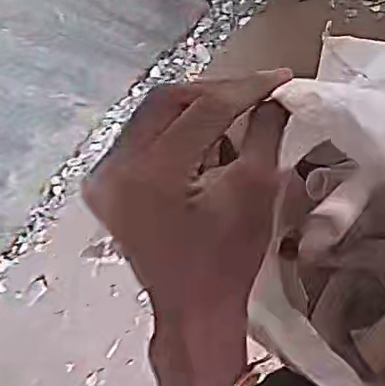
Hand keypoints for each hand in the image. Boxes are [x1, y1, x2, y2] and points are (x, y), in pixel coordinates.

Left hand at [83, 71, 291, 385]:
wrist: (195, 308)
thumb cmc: (230, 257)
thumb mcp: (256, 189)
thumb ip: (265, 132)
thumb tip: (273, 97)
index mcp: (152, 173)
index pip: (204, 108)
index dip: (247, 87)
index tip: (280, 77)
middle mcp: (116, 168)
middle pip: (169, 100)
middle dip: (219, 91)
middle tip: (259, 90)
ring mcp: (104, 177)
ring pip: (154, 114)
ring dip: (199, 108)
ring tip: (239, 117)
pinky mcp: (107, 185)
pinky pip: (145, 136)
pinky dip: (180, 130)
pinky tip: (209, 142)